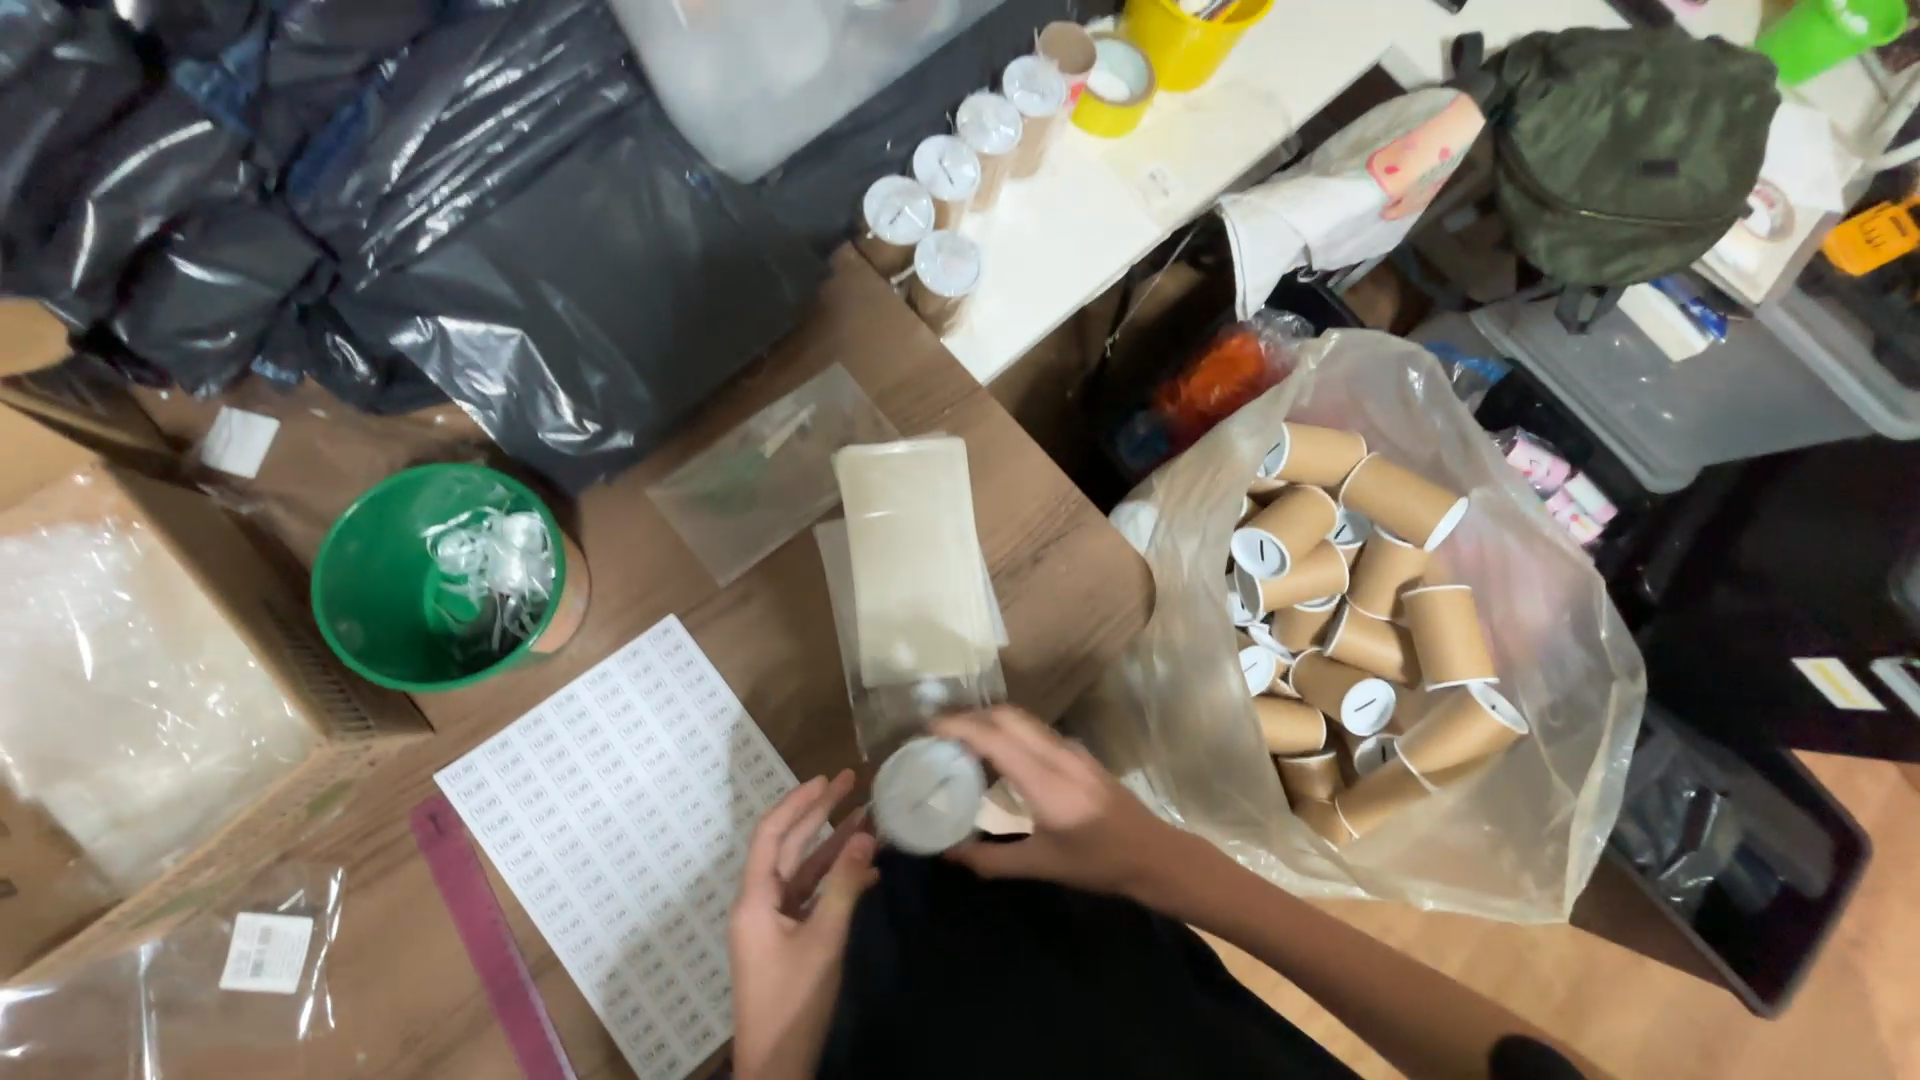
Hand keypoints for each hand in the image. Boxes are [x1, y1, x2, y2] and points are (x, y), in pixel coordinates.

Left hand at [729, 770, 877, 1079]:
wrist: (777, 1065)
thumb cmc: (794, 1000)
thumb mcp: (824, 939)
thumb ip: (845, 885)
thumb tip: (866, 835)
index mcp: (755, 898)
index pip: (772, 834)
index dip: (798, 802)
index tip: (828, 779)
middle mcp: (760, 902)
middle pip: (789, 845)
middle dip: (819, 813)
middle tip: (851, 781)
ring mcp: (774, 921)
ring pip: (805, 869)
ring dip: (834, 845)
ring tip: (869, 817)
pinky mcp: (788, 938)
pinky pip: (812, 896)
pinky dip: (838, 881)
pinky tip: (869, 870)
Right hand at [933, 708, 1200, 907]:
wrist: (1155, 855)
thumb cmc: (1099, 864)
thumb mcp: (1042, 865)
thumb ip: (991, 860)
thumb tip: (948, 854)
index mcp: (1046, 782)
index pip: (995, 739)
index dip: (959, 727)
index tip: (928, 729)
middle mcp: (1058, 755)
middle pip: (1008, 716)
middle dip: (970, 716)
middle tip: (938, 734)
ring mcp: (1072, 750)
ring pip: (1023, 720)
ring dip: (990, 722)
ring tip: (960, 742)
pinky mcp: (1079, 753)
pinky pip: (1035, 731)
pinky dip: (1008, 732)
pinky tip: (997, 755)